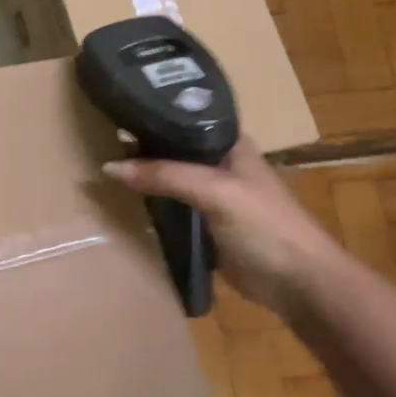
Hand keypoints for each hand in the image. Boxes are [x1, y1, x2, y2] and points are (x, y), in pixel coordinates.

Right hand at [103, 138, 346, 314]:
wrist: (300, 285)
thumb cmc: (266, 226)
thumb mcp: (215, 191)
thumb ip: (165, 175)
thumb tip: (108, 167)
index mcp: (229, 144)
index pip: (182, 118)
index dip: (150, 114)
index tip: (111, 111)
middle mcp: (218, 164)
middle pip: (170, 150)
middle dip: (139, 149)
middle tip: (95, 143)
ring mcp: (211, 197)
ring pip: (167, 180)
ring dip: (142, 179)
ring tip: (99, 171)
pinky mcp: (204, 226)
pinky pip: (169, 209)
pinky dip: (149, 207)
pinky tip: (121, 203)